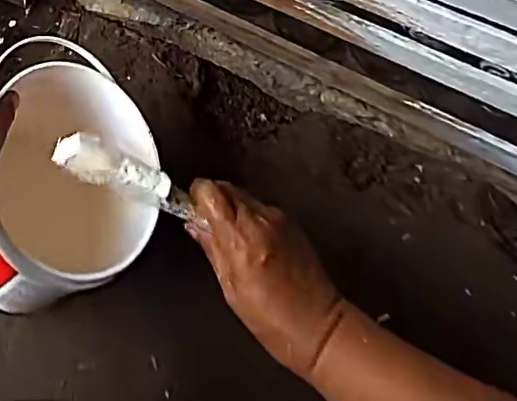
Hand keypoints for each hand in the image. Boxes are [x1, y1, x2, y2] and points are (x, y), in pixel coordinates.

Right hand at [188, 179, 347, 378]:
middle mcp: (259, 221)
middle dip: (214, 201)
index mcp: (240, 238)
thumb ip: (210, 247)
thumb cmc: (274, 319)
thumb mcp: (229, 286)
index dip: (197, 196)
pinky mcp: (291, 222)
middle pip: (224, 186)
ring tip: (237, 238)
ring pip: (242, 195)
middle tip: (212, 224)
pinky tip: (257, 243)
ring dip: (233, 208)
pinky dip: (252, 217)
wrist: (322, 330)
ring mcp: (278, 219)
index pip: (208, 189)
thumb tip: (194, 225)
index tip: (194, 209)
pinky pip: (260, 207)